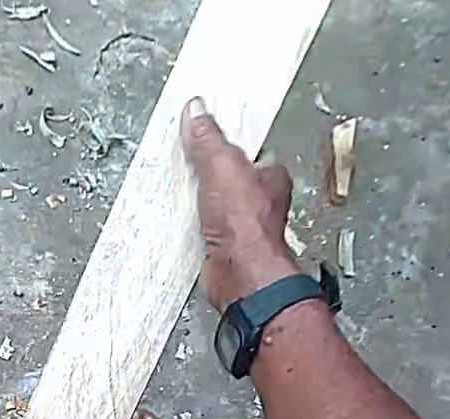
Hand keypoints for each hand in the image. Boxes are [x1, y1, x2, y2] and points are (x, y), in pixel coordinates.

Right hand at [180, 97, 301, 312]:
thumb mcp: (222, 165)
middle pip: (227, 178)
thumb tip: (196, 111)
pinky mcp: (222, 250)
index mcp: (271, 176)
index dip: (226, 141)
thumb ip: (209, 138)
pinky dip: (189, 226)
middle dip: (206, 172)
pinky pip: (202, 230)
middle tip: (185, 161)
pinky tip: (178, 220)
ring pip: (213, 205)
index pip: (249, 149)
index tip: (203, 131)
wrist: (239, 276)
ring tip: (178, 188)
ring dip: (195, 201)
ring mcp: (240, 229)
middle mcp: (259, 204)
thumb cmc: (246, 226)